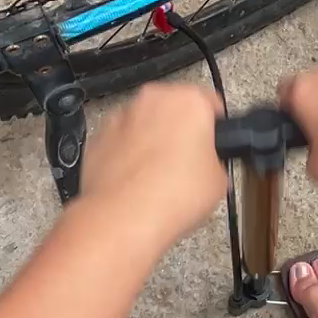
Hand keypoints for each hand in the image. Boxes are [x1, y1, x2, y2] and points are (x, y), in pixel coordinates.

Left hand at [79, 83, 226, 244]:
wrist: (124, 217)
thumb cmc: (171, 195)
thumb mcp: (218, 182)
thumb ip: (215, 162)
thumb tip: (208, 168)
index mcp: (189, 101)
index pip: (210, 102)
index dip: (215, 125)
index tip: (215, 140)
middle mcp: (154, 100)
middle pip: (174, 108)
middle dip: (181, 130)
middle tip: (189, 162)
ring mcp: (122, 116)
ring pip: (145, 122)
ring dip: (152, 140)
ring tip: (161, 176)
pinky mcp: (98, 137)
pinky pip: (120, 140)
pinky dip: (128, 154)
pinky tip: (137, 182)